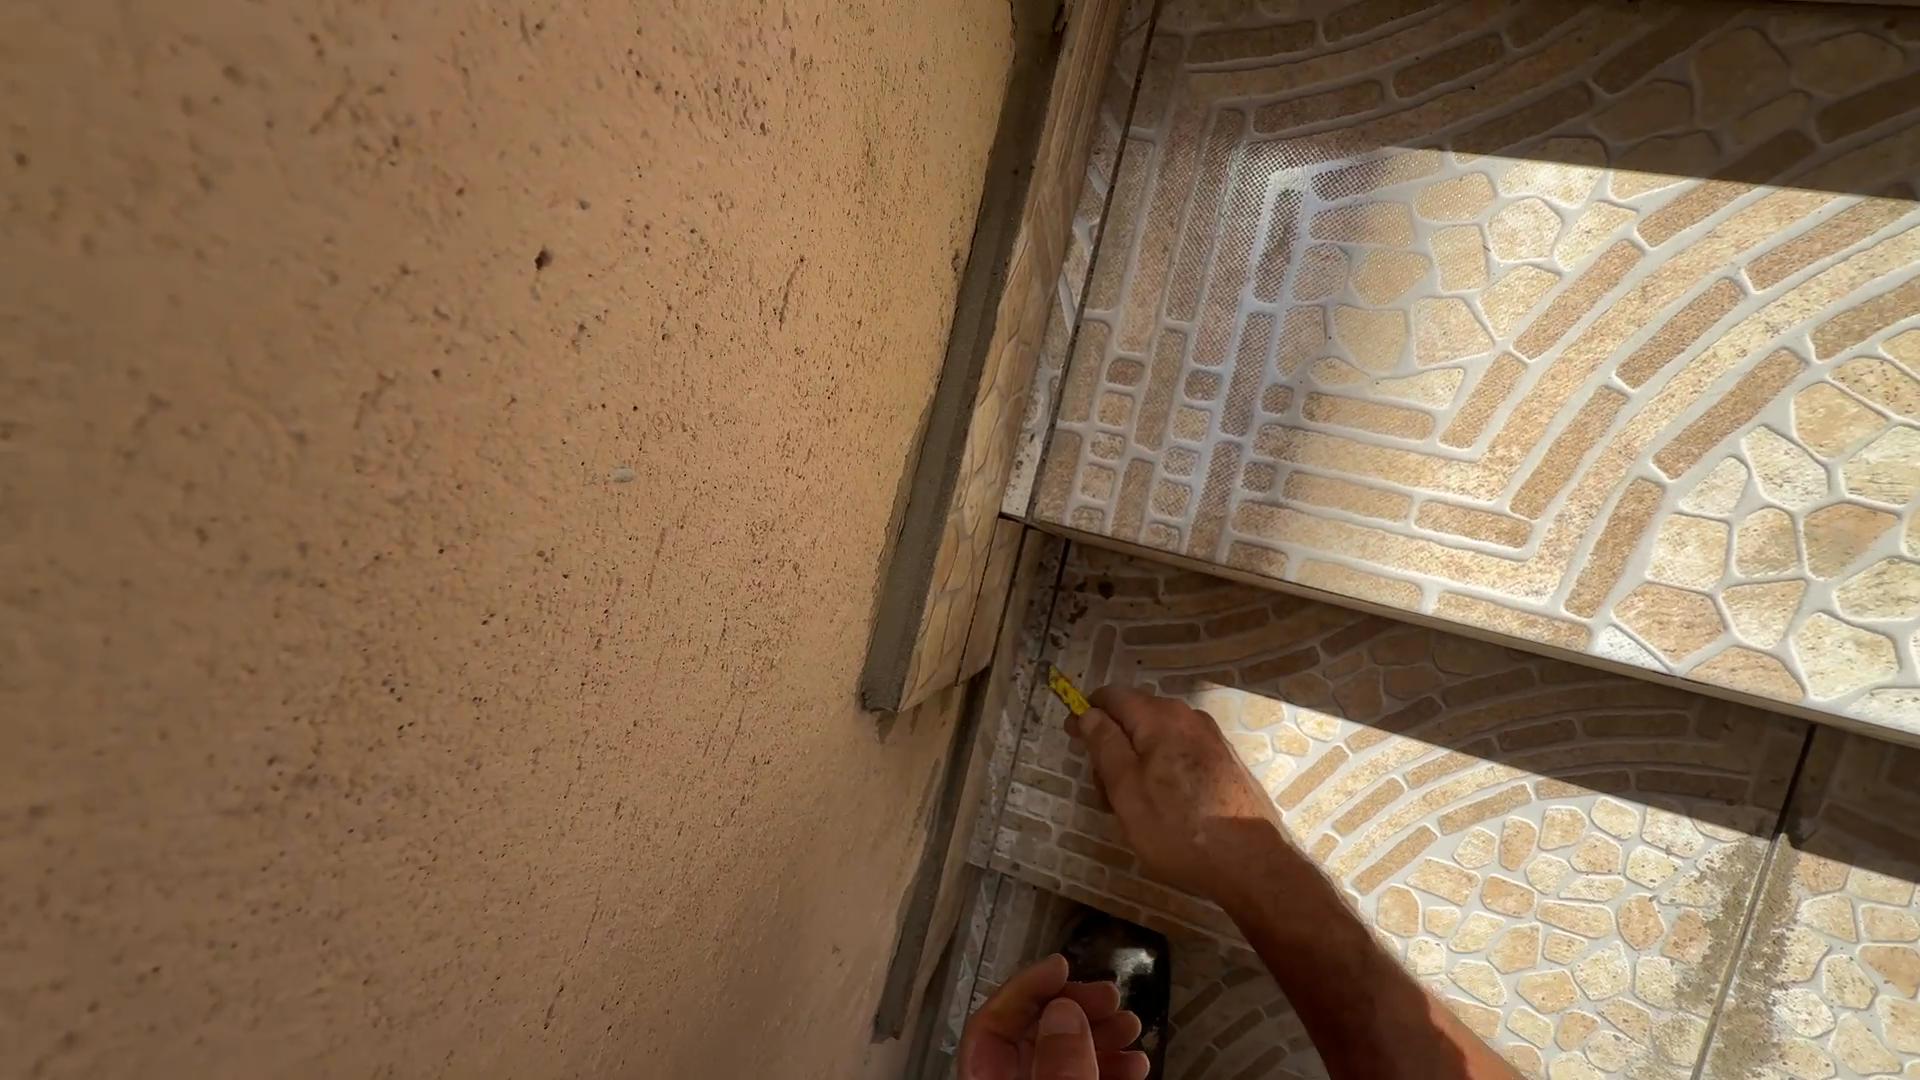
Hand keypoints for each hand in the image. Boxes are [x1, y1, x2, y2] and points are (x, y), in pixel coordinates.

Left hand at [957, 953, 1149, 1079]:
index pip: (989, 1025)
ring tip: (1132, 1026)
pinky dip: (1107, 1066)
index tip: (1063, 965)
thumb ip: (1061, 1065)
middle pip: (1031, 1034)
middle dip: (1074, 1006)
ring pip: (1061, 1056)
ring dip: (1099, 1034)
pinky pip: (1079, 1078)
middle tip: (1112, 995)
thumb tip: (1064, 1008)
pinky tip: (1137, 1063)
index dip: (1024, 988)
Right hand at [1073, 685, 1288, 902]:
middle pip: (1134, 717)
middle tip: (1104, 791)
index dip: (1086, 713)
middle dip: (1112, 746)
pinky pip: (1179, 754)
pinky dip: (1161, 770)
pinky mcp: (1224, 763)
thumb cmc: (1178, 826)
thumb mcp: (1125, 788)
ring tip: (1133, 808)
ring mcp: (1210, 739)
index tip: (1072, 739)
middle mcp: (1187, 716)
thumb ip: (1104, 744)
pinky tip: (1164, 808)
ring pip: (1157, 738)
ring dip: (1135, 763)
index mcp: (1160, 716)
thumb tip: (1089, 713)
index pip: (1112, 696)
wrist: (1252, 864)